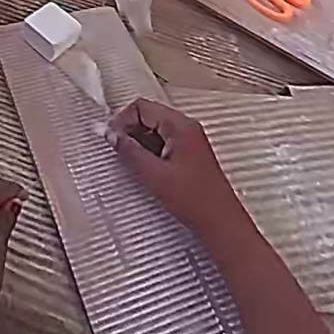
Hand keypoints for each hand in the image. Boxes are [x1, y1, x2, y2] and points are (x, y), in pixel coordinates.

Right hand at [109, 98, 250, 235]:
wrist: (222, 227)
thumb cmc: (196, 202)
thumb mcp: (154, 174)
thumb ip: (129, 150)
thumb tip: (112, 135)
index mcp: (180, 126)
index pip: (142, 107)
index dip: (122, 119)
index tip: (111, 136)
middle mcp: (187, 128)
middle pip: (149, 114)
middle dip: (130, 129)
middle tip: (117, 147)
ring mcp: (190, 140)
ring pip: (155, 128)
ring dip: (139, 140)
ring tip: (131, 160)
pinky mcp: (190, 154)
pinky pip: (163, 141)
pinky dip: (150, 149)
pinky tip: (146, 167)